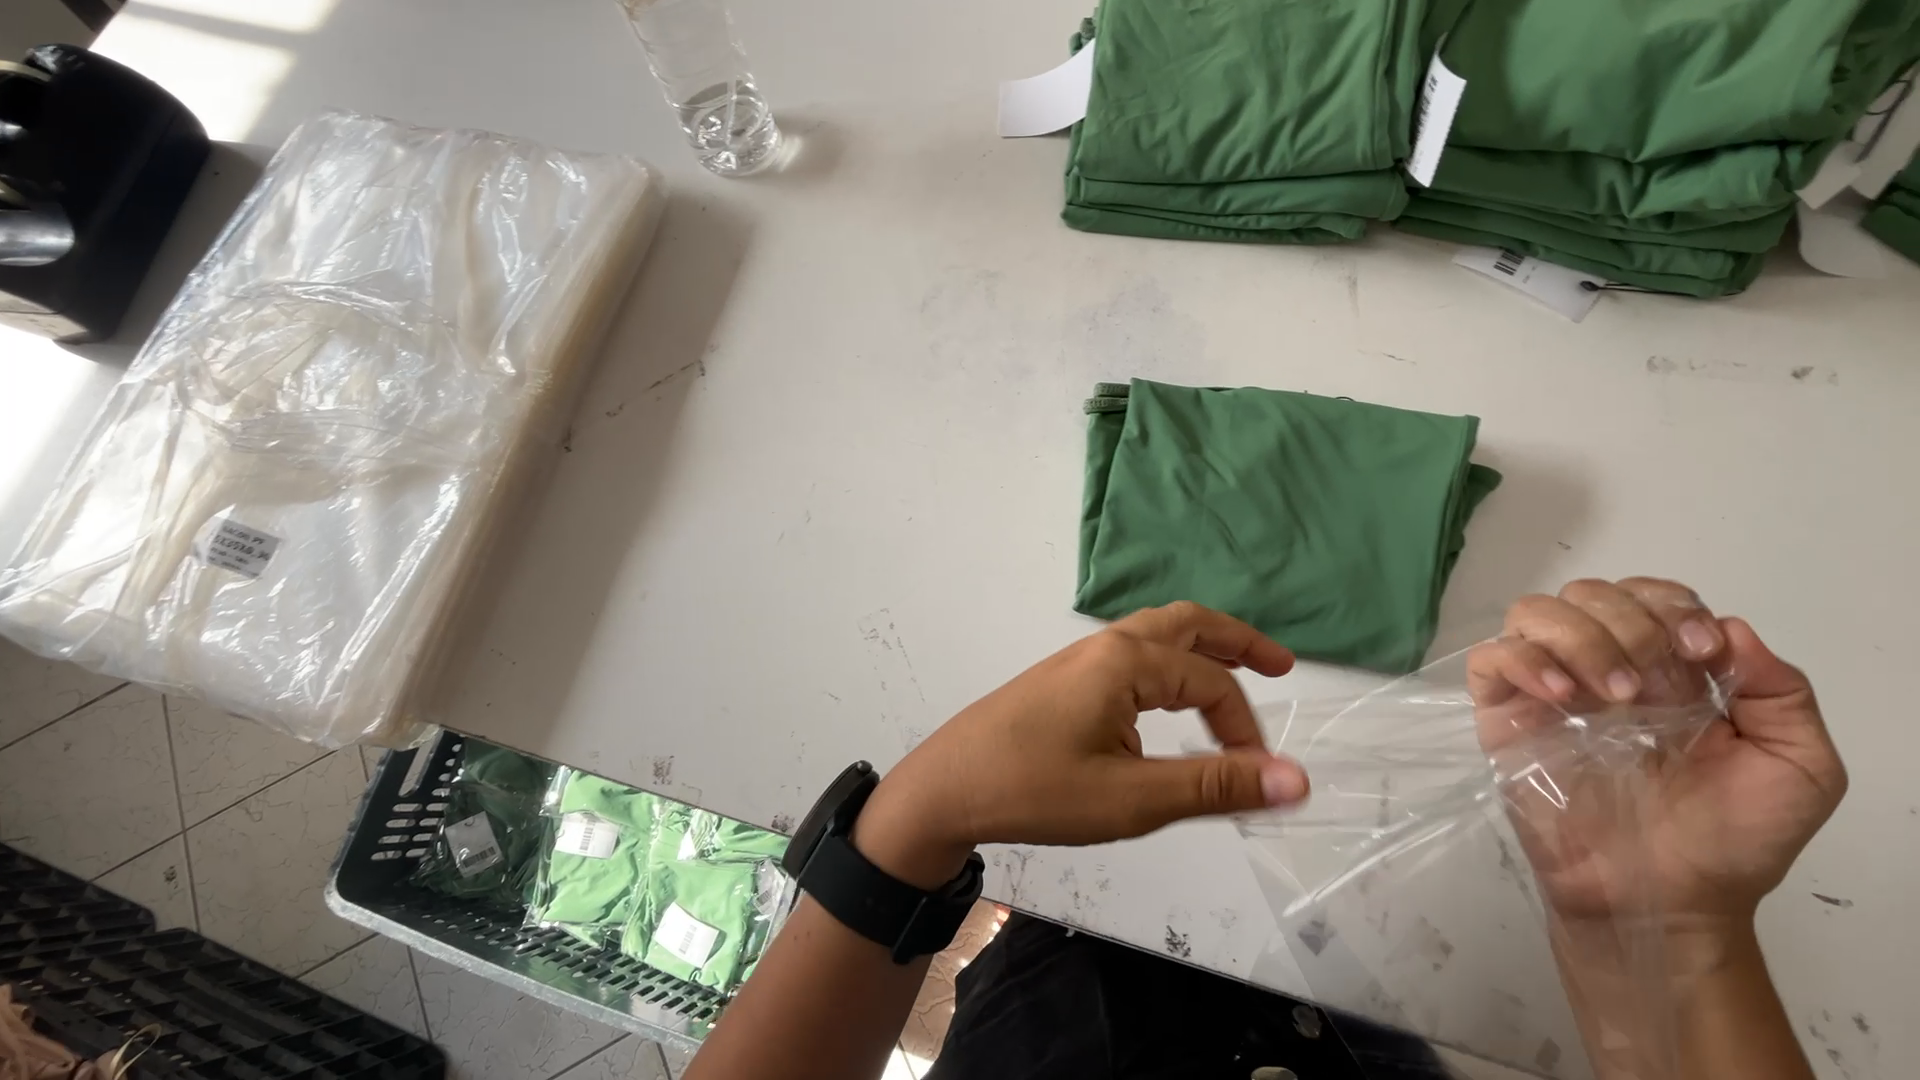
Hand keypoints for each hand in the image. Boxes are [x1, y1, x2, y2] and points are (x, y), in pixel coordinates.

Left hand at [852, 602, 1311, 886]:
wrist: (946, 787)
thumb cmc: (1036, 790)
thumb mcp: (1132, 797)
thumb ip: (1215, 786)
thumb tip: (1297, 780)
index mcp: (1126, 661)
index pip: (1211, 683)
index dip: (1245, 731)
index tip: (1258, 780)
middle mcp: (1104, 647)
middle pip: (1185, 624)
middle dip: (1236, 642)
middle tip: (1280, 666)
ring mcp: (1077, 660)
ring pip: (1154, 635)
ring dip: (1200, 648)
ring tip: (1234, 673)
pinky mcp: (1061, 680)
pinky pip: (1129, 655)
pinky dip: (1167, 663)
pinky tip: (1166, 698)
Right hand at [1467, 578, 1845, 936]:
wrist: (1664, 897)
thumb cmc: (1728, 837)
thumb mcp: (1798, 768)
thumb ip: (1783, 695)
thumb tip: (1731, 629)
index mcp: (1664, 668)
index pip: (1650, 596)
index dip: (1672, 606)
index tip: (1700, 654)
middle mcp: (1598, 665)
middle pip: (1587, 592)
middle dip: (1626, 622)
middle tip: (1651, 683)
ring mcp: (1544, 688)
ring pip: (1532, 613)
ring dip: (1575, 637)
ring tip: (1609, 694)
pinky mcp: (1501, 715)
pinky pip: (1489, 658)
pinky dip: (1522, 661)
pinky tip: (1560, 695)